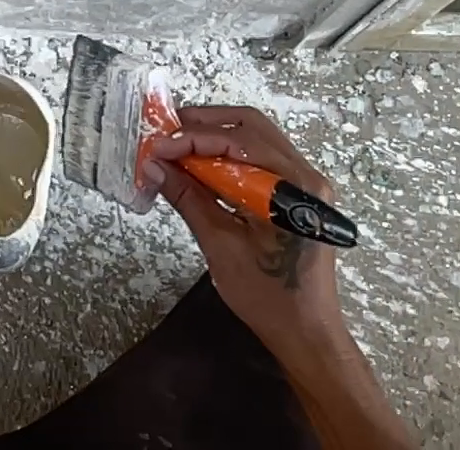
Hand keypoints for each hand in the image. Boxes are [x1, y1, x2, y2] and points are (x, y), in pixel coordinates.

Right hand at [142, 106, 348, 357]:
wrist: (307, 334)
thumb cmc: (267, 296)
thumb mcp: (220, 244)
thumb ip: (188, 197)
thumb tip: (152, 165)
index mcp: (294, 187)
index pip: (237, 142)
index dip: (191, 139)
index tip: (156, 147)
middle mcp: (306, 174)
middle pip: (250, 125)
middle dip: (204, 123)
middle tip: (165, 132)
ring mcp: (304, 182)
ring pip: (255, 136)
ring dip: (214, 134)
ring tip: (177, 144)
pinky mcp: (296, 193)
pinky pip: (258, 156)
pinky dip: (226, 153)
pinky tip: (200, 164)